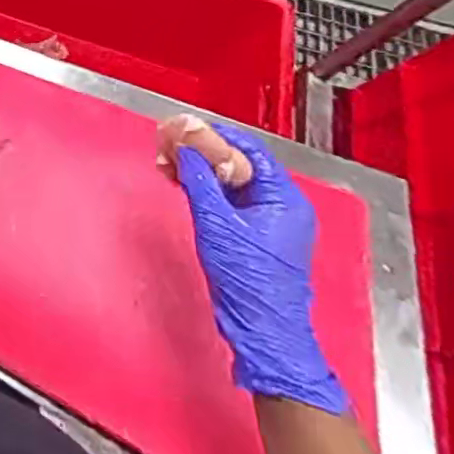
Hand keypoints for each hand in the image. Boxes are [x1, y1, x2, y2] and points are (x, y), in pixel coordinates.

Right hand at [174, 124, 349, 415]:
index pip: (250, 150)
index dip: (214, 135)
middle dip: (202, 152)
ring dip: (200, 169)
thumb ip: (200, 181)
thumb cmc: (248, 280)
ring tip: (169, 163)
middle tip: (170, 144)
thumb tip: (186, 150)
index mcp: (284, 198)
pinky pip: (228, 198)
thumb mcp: (215, 223)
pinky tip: (182, 183)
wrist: (261, 326)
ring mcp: (269, 220)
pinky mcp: (254, 233)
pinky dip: (204, 187)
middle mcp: (283, 205)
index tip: (184, 127)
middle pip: (240, 163)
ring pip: (231, 180)